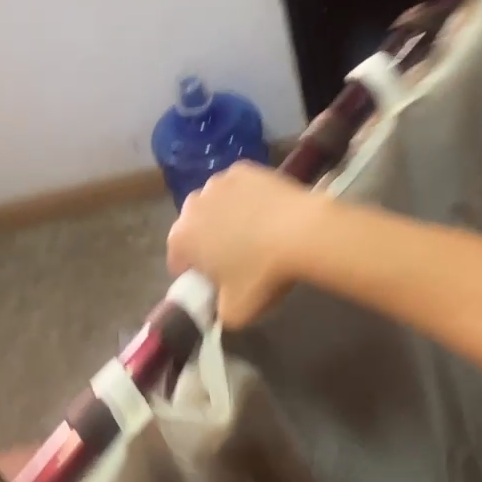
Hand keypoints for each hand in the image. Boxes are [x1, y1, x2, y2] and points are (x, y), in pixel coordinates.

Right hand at [167, 162, 325, 327]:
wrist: (303, 232)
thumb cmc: (263, 274)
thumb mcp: (236, 312)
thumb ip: (217, 313)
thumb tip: (218, 306)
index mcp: (181, 238)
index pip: (178, 259)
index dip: (196, 273)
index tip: (216, 282)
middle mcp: (192, 204)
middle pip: (195, 227)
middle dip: (208, 241)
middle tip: (237, 259)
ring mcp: (219, 181)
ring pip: (216, 203)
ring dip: (226, 216)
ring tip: (255, 232)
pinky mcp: (245, 168)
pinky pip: (239, 188)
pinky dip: (247, 197)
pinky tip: (267, 211)